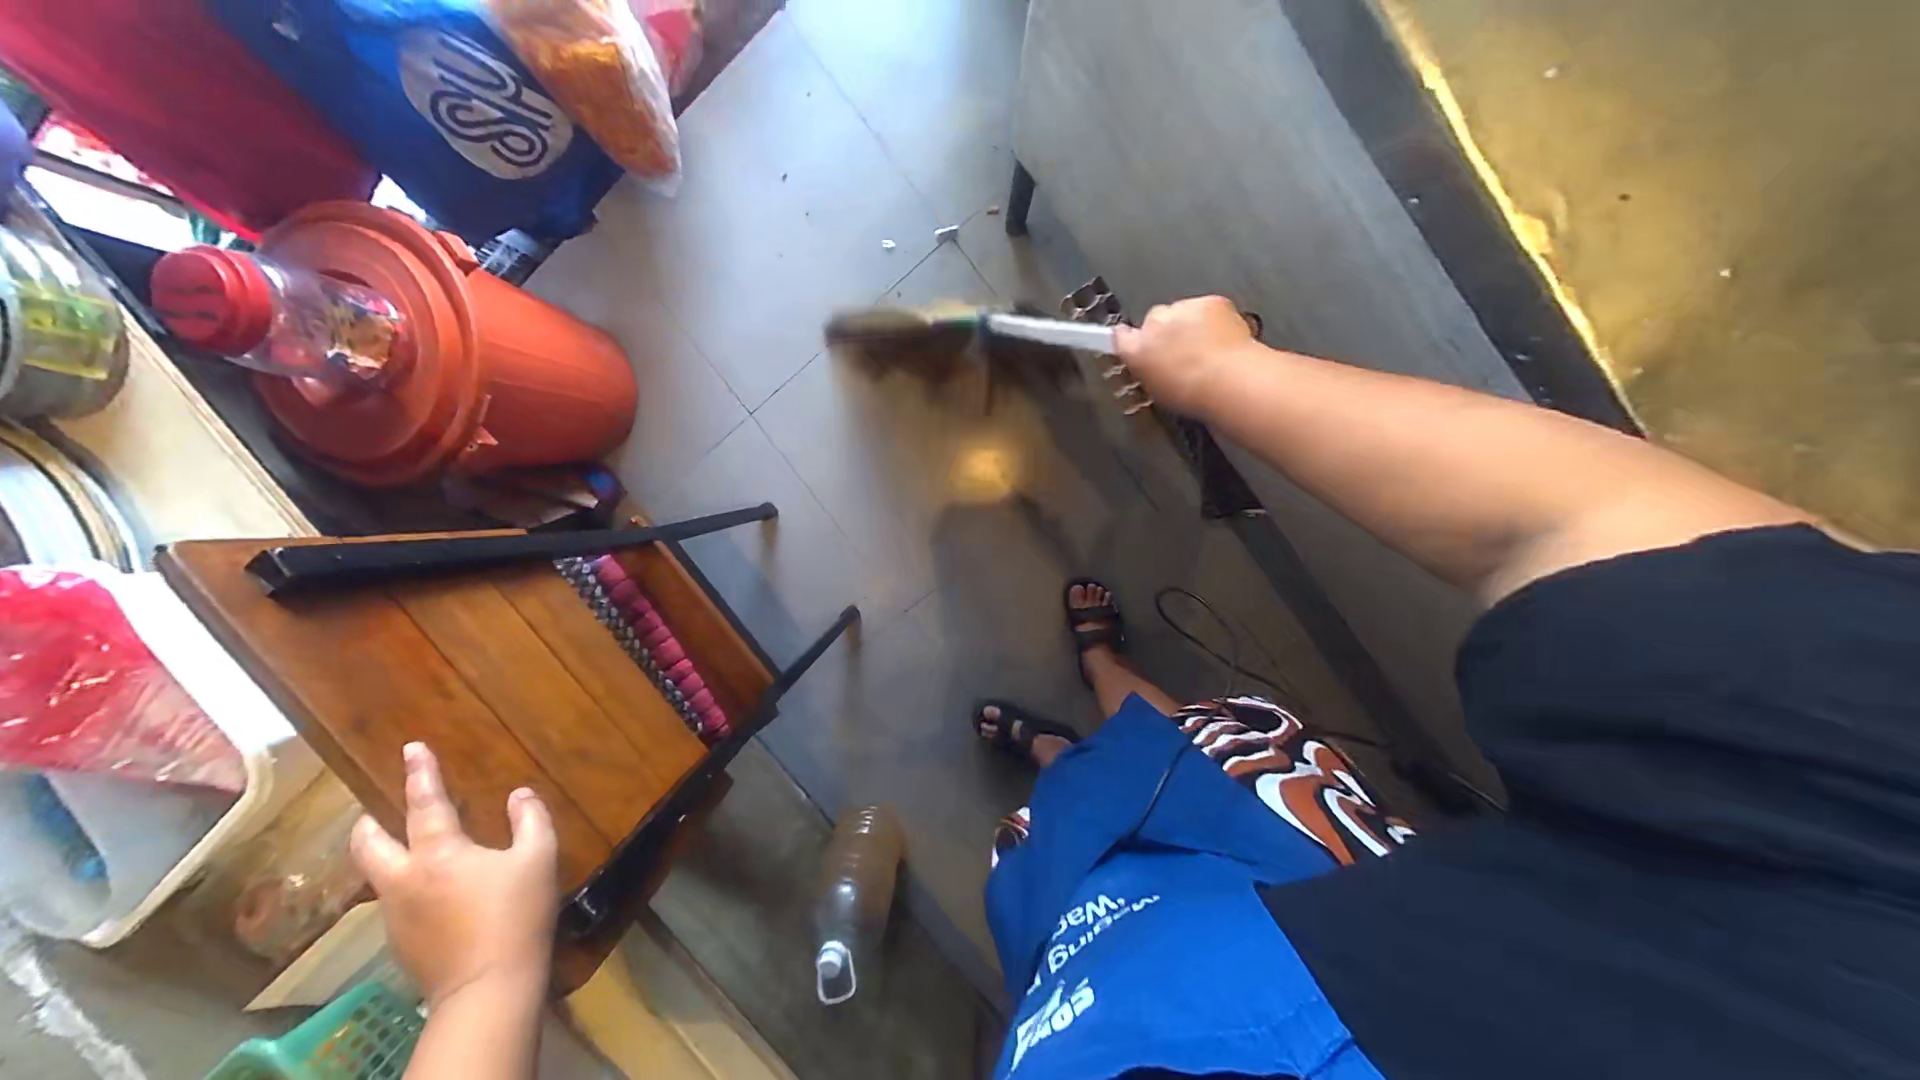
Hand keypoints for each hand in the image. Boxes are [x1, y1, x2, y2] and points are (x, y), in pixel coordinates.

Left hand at [349, 742, 557, 1007]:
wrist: (488, 986)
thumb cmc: (516, 913)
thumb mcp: (538, 857)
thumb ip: (530, 819)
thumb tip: (519, 794)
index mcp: (439, 854)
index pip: (423, 803)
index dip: (420, 773)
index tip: (411, 748)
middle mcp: (405, 880)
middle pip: (369, 846)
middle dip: (368, 825)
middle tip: (372, 812)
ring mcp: (396, 914)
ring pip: (379, 875)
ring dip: (386, 855)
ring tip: (409, 848)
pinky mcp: (401, 941)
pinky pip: (397, 900)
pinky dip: (406, 883)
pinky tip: (435, 890)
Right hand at [1112, 295, 1259, 414]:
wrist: (1228, 380)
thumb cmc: (1194, 393)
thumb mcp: (1158, 393)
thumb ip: (1148, 372)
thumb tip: (1149, 366)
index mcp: (1136, 351)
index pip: (1121, 336)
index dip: (1130, 338)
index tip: (1134, 341)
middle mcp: (1154, 325)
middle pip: (1155, 320)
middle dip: (1166, 332)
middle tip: (1182, 355)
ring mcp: (1182, 311)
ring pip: (1183, 312)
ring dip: (1191, 325)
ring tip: (1206, 351)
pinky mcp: (1209, 302)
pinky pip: (1208, 307)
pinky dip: (1215, 319)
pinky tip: (1222, 340)